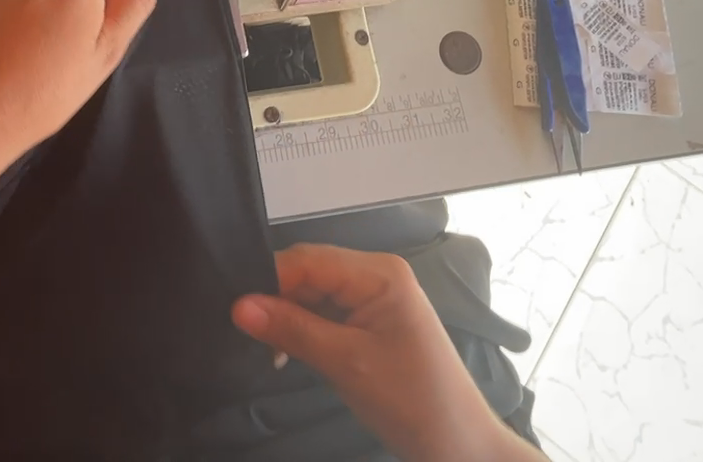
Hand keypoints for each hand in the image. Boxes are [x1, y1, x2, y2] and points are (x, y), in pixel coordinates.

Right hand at [233, 244, 542, 461]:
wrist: (464, 451)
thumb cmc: (413, 403)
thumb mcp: (346, 365)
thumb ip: (291, 329)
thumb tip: (239, 306)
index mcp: (379, 272)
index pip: (308, 259)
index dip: (271, 280)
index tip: (239, 310)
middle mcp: (376, 273)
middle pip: (310, 272)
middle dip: (279, 299)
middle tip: (253, 335)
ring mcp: (376, 295)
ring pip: (314, 291)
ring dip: (291, 317)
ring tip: (272, 349)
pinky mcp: (373, 318)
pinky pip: (327, 310)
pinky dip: (306, 328)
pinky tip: (291, 350)